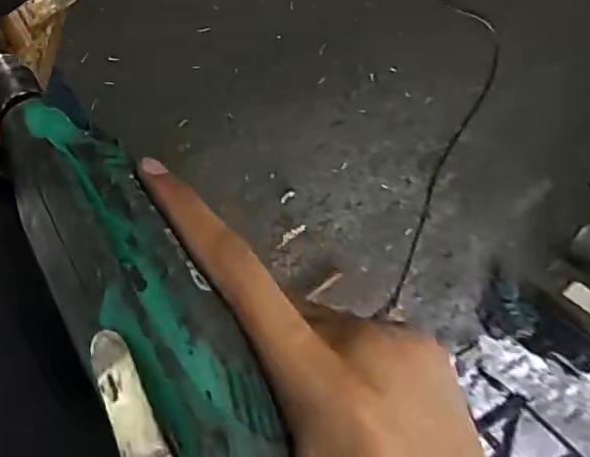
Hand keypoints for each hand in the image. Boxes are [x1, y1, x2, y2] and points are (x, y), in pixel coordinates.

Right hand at [138, 159, 480, 456]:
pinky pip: (362, 341)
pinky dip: (348, 364)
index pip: (240, 274)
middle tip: (268, 397)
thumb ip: (232, 417)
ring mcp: (410, 345)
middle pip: (281, 307)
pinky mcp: (436, 353)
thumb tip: (165, 406)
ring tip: (325, 421)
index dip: (191, 215)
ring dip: (308, 355)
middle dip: (263, 336)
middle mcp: (370, 346)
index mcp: (326, 384)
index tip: (153, 168)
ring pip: (320, 326)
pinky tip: (366, 416)